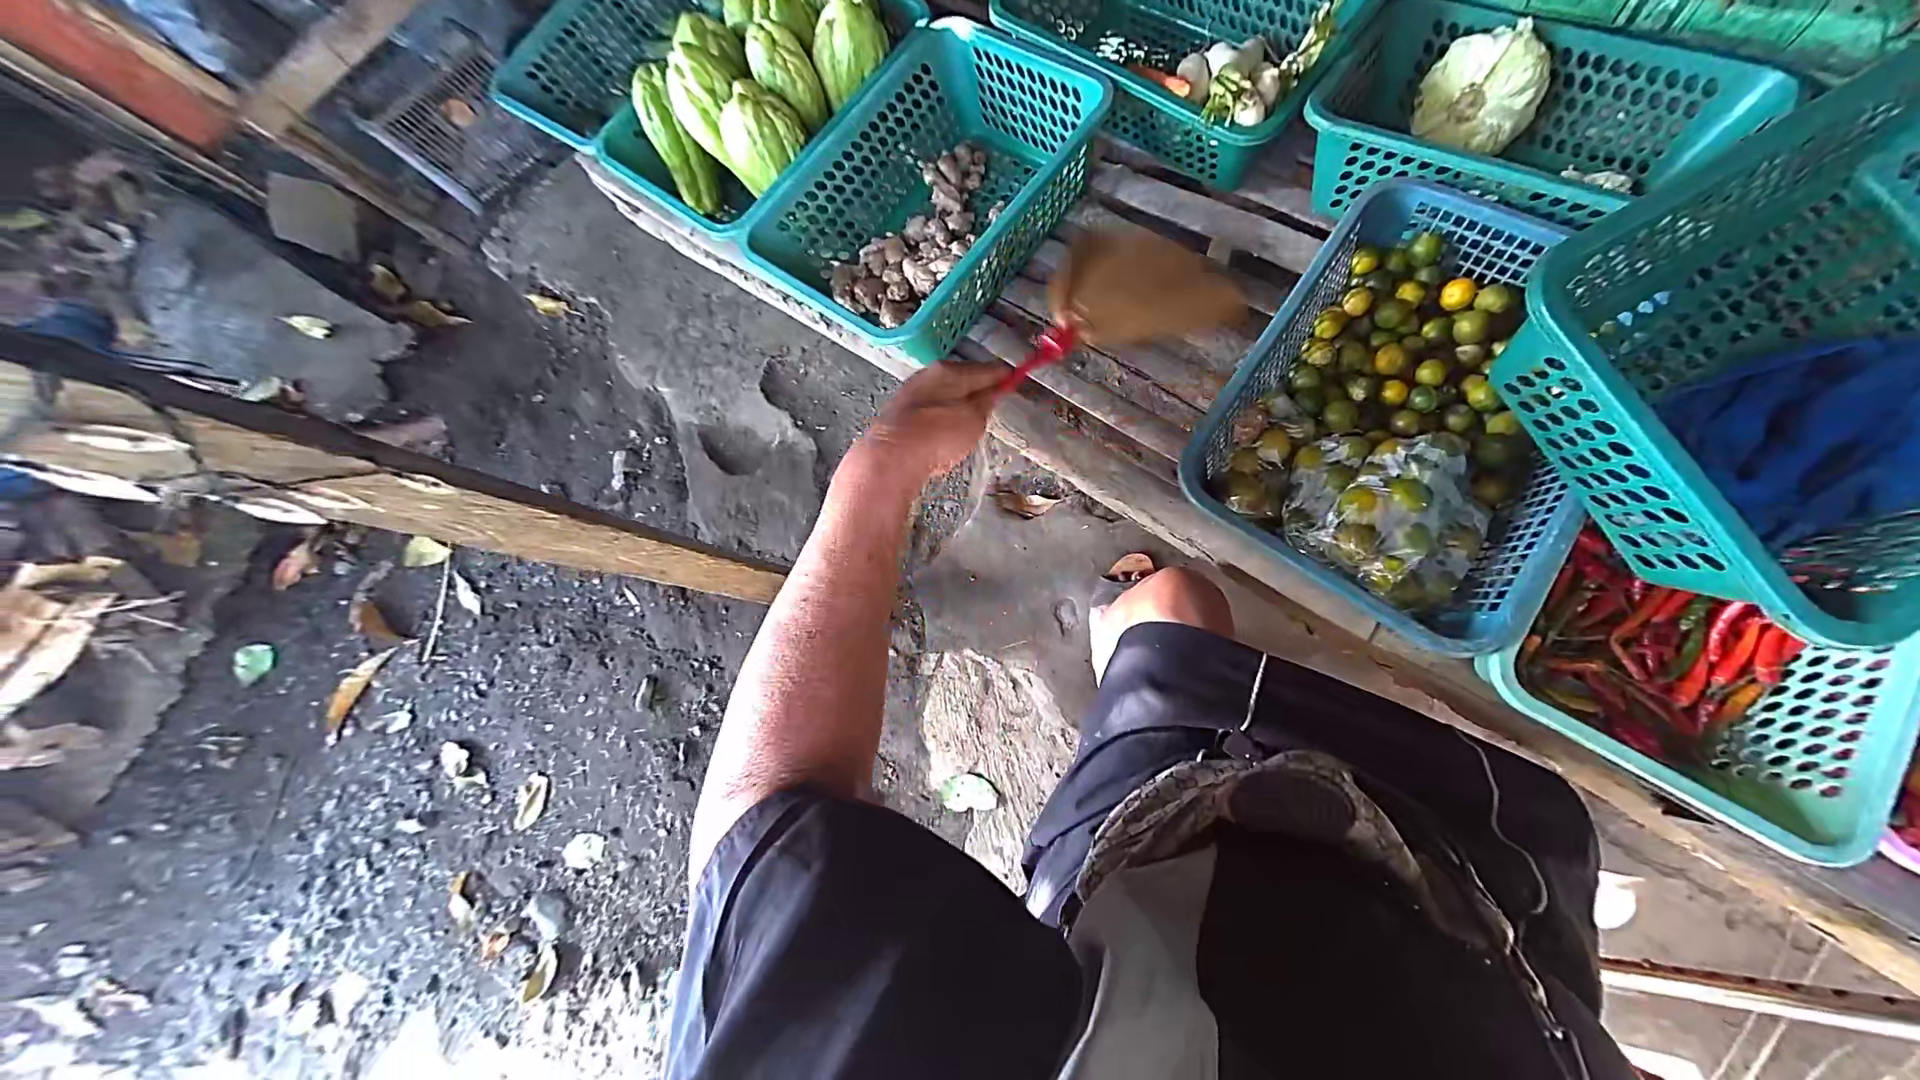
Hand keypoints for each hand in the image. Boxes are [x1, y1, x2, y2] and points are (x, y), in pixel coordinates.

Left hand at [849, 360, 1003, 485]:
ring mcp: (910, 396)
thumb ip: (986, 403)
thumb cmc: (937, 435)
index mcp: (949, 370)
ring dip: (959, 406)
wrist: (891, 458)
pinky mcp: (899, 419)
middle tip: (995, 402)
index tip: (1016, 379)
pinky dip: (942, 421)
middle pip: (961, 380)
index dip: (1004, 375)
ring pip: (944, 397)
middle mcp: (927, 377)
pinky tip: (945, 436)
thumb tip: (993, 392)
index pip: (985, 368)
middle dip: (979, 390)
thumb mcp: (974, 419)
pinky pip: (929, 415)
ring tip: (973, 423)